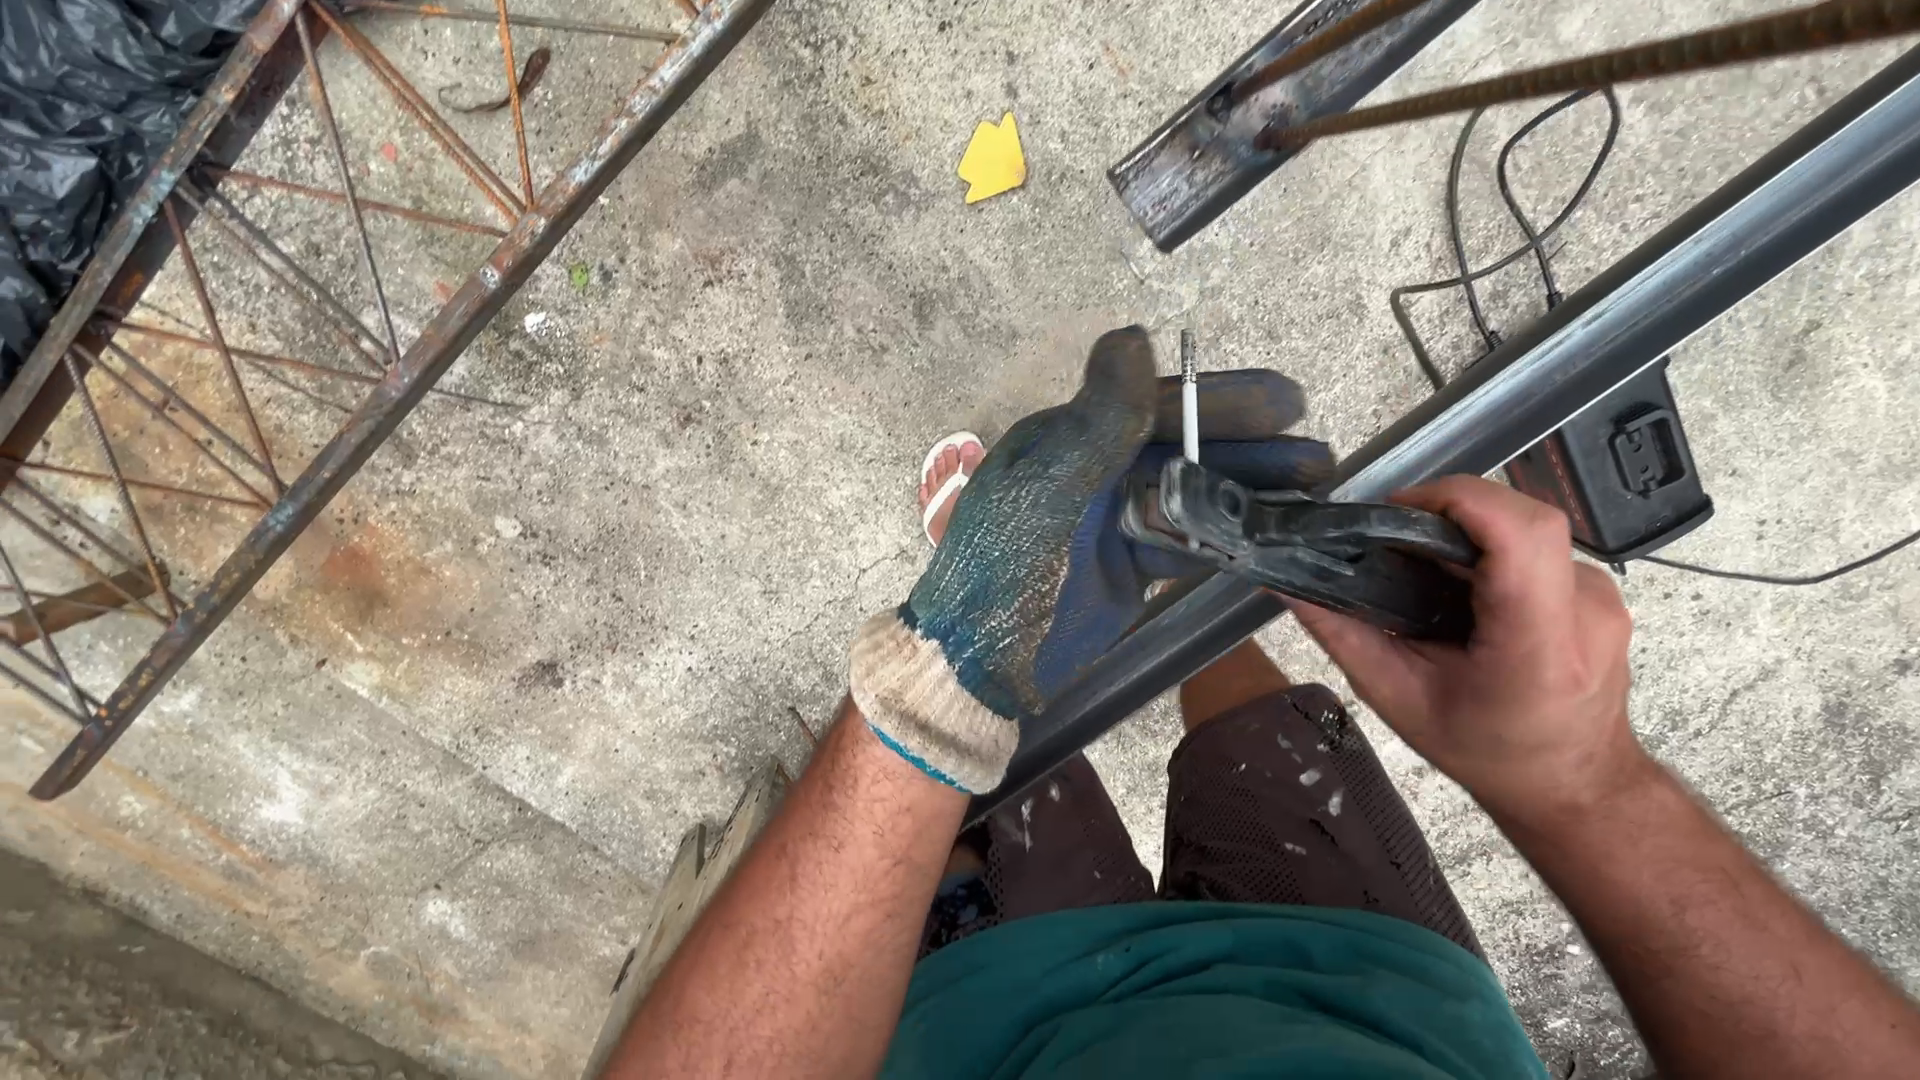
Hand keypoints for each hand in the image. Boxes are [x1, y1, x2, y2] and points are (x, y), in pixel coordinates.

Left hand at [850, 326, 1330, 791]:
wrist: (983, 663)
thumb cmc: (1009, 568)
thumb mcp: (1051, 486)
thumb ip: (1098, 417)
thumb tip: (1133, 332)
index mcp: (1068, 441)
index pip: (1153, 407)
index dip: (1219, 403)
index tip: (1286, 401)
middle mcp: (1093, 471)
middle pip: (1182, 449)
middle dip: (1250, 449)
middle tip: (1317, 451)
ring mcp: (1111, 520)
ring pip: (1190, 494)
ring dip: (1248, 492)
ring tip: (1313, 491)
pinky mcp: (1126, 566)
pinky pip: (1184, 541)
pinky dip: (1224, 538)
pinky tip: (1271, 535)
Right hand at [1290, 475, 1650, 822]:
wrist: (1573, 784)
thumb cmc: (1482, 750)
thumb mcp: (1396, 698)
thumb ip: (1341, 637)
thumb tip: (1284, 584)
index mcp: (1537, 643)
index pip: (1520, 533)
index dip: (1457, 500)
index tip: (1396, 513)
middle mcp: (1584, 608)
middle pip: (1521, 517)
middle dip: (1448, 509)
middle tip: (1393, 539)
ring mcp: (1600, 595)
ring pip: (1524, 525)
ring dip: (1465, 531)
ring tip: (1420, 570)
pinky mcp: (1598, 590)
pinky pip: (1534, 545)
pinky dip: (1486, 549)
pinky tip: (1458, 588)